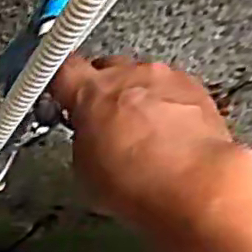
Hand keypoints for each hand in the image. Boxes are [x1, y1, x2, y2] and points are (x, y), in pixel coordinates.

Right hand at [50, 55, 251, 230]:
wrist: (189, 182)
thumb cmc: (135, 177)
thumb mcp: (81, 165)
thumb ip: (79, 135)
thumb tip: (85, 133)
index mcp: (94, 92)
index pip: (64, 70)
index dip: (56, 81)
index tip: (54, 91)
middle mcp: (133, 75)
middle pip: (106, 69)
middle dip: (97, 92)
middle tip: (91, 121)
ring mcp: (168, 78)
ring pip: (139, 80)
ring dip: (131, 100)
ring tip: (127, 136)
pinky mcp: (197, 89)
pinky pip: (168, 91)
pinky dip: (158, 108)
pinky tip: (155, 138)